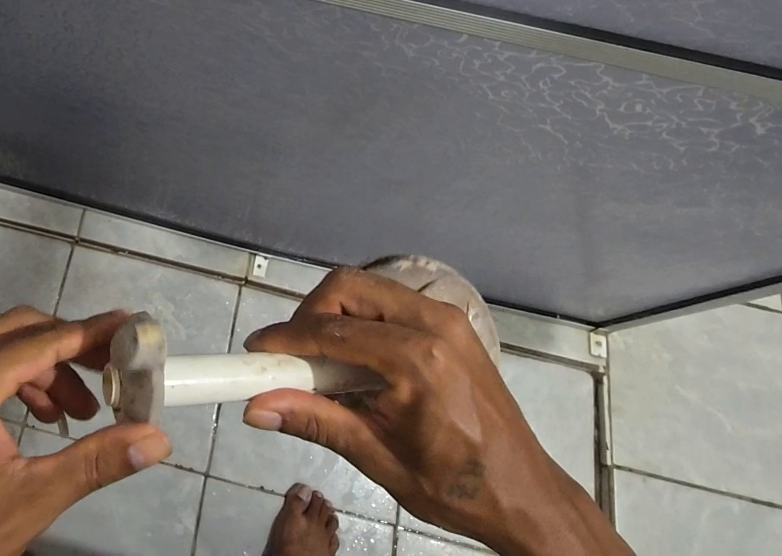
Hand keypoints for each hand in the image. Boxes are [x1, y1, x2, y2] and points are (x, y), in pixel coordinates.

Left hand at [0, 307, 172, 555]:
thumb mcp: (33, 499)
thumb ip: (97, 461)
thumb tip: (155, 439)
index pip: (43, 340)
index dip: (90, 333)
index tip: (128, 326)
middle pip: (22, 329)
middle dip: (70, 347)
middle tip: (110, 370)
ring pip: (1, 344)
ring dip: (45, 366)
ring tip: (78, 411)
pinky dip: (16, 377)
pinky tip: (41, 415)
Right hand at [243, 269, 631, 555]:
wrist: (525, 493)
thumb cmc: (453, 486)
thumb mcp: (378, 459)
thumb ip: (315, 421)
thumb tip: (256, 408)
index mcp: (417, 361)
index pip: (332, 331)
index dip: (287, 338)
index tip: (257, 352)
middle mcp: (432, 323)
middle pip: (348, 287)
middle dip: (309, 314)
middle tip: (292, 354)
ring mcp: (445, 316)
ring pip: (367, 288)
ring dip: (333, 313)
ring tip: (320, 359)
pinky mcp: (450, 320)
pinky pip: (389, 300)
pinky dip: (360, 317)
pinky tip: (355, 357)